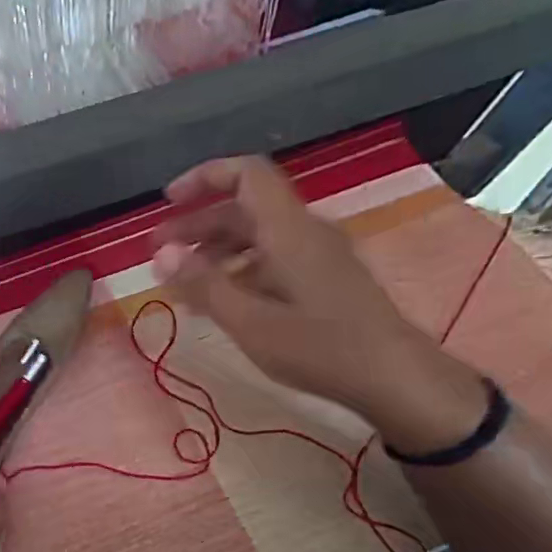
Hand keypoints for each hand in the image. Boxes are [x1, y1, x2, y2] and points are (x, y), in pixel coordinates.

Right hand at [152, 155, 485, 452]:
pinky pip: (273, 260)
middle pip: (245, 210)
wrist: (392, 376)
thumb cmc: (318, 348)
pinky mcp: (324, 279)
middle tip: (159, 256)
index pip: (246, 175)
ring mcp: (318, 256)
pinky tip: (222, 303)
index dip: (204, 178)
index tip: (167, 202)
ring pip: (258, 238)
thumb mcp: (250, 322)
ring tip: (184, 286)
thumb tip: (161, 255)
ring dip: (215, 253)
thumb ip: (204, 285)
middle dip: (197, 226)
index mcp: (288, 230)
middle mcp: (304, 232)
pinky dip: (239, 272)